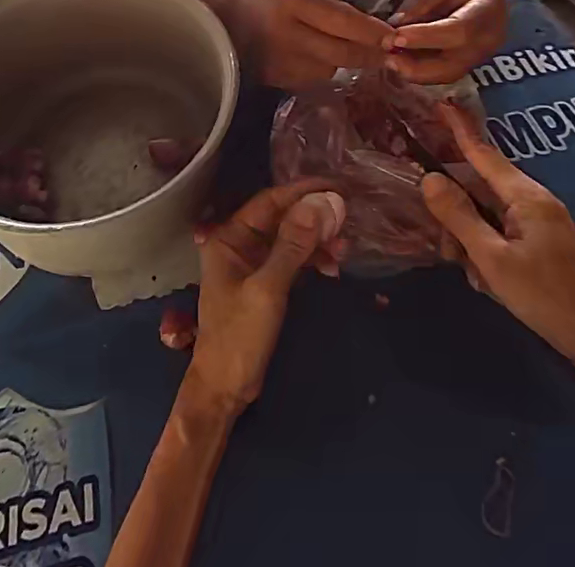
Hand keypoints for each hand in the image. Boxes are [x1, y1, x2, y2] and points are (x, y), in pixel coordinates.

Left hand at [183, 180, 345, 414]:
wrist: (226, 387)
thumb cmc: (239, 336)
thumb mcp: (269, 288)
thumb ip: (295, 245)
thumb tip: (324, 202)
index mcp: (228, 237)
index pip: (269, 202)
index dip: (303, 193)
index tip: (337, 188)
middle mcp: (238, 244)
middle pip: (281, 219)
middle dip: (314, 218)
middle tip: (348, 221)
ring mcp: (251, 264)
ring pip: (290, 239)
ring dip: (317, 241)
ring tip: (345, 249)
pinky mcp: (265, 283)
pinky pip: (292, 260)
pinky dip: (312, 260)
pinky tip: (332, 267)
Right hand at [216, 0, 393, 89]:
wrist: (220, 15)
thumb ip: (337, 6)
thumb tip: (376, 28)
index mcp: (293, 2)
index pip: (344, 22)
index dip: (373, 33)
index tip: (396, 38)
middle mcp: (287, 34)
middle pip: (343, 53)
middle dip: (370, 54)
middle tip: (388, 52)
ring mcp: (279, 62)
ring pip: (331, 70)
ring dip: (343, 61)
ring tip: (336, 46)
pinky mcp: (274, 80)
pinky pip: (313, 79)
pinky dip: (320, 70)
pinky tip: (310, 57)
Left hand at [385, 0, 507, 83]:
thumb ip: (421, 1)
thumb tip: (397, 25)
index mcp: (488, 11)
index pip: (458, 31)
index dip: (425, 38)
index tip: (395, 37)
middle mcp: (488, 40)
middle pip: (454, 64)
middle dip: (417, 66)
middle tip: (387, 57)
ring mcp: (479, 55)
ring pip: (446, 75)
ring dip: (415, 72)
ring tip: (389, 60)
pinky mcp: (466, 61)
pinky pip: (442, 73)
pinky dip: (419, 71)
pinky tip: (398, 62)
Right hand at [422, 100, 574, 376]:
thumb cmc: (545, 297)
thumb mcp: (491, 258)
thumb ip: (458, 215)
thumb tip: (428, 177)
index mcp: (526, 197)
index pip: (483, 152)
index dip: (459, 128)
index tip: (441, 102)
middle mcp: (533, 200)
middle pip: (478, 186)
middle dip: (455, 212)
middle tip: (446, 247)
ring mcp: (539, 220)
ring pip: (485, 211)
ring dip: (468, 237)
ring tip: (473, 273)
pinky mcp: (539, 239)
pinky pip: (498, 229)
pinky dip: (484, 248)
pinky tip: (486, 279)